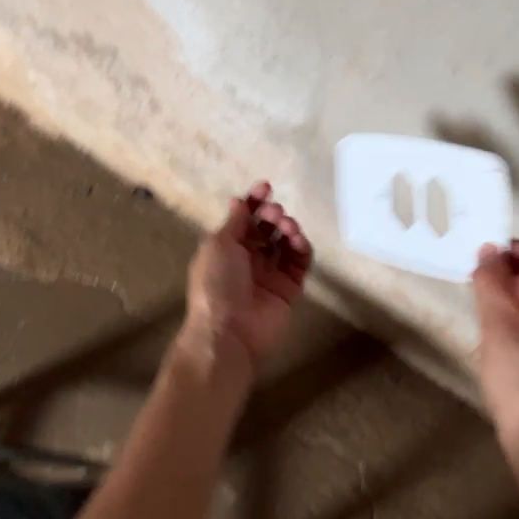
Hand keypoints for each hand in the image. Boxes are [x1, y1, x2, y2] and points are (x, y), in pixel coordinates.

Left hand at [181, 181, 312, 370]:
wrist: (229, 331)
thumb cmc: (216, 283)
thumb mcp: (218, 245)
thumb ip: (234, 222)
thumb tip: (239, 200)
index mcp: (227, 248)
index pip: (244, 218)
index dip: (254, 201)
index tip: (266, 187)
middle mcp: (249, 259)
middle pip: (267, 229)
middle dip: (273, 214)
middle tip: (276, 213)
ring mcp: (270, 274)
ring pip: (285, 243)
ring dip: (289, 229)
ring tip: (289, 227)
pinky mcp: (289, 289)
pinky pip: (299, 263)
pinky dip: (302, 248)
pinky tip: (299, 241)